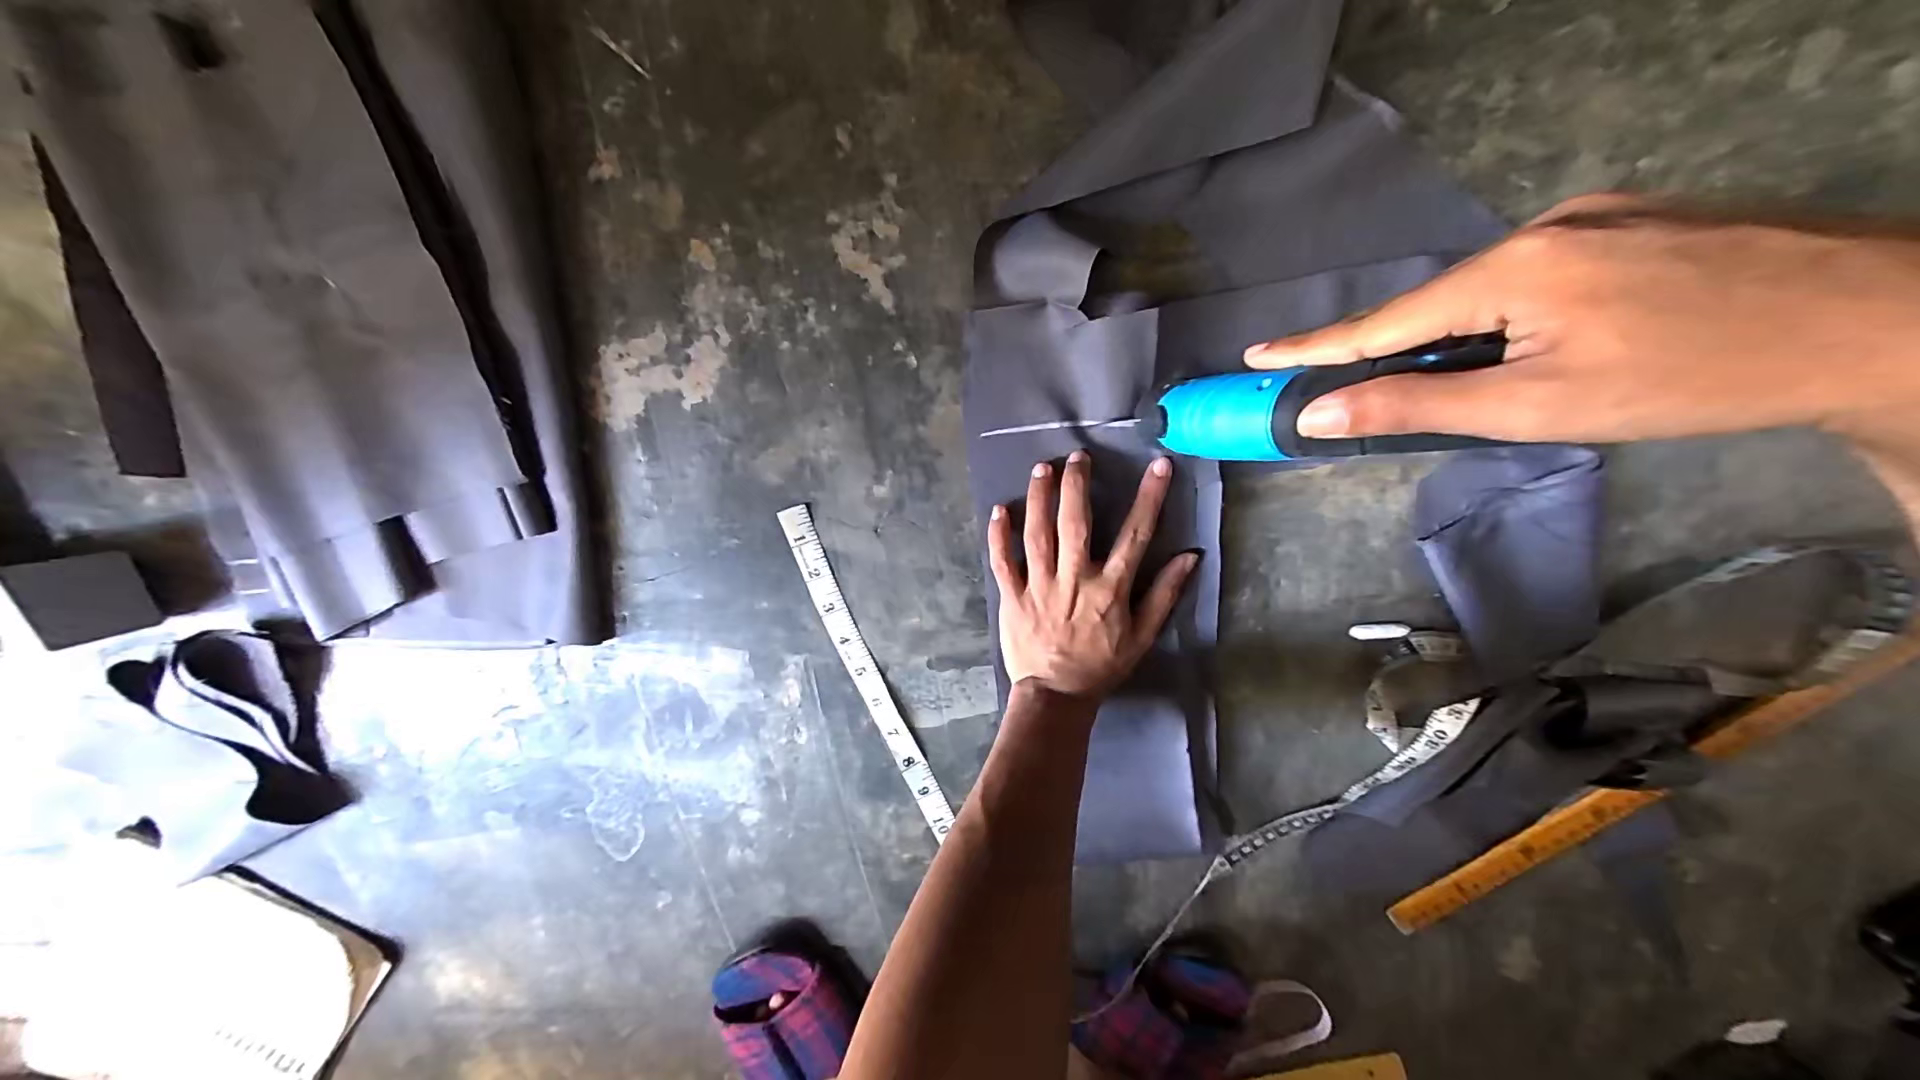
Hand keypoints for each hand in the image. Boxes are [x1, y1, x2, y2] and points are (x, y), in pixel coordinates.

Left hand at [989, 452, 1198, 698]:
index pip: (1135, 535)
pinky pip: (1002, 561)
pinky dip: (999, 535)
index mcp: (1111, 588)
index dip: (1149, 498)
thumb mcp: (1143, 636)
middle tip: (1077, 456)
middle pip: (1076, 523)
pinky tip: (999, 509)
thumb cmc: (1102, 665)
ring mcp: (1039, 587)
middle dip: (1077, 485)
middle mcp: (1075, 580)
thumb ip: (1165, 594)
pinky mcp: (1012, 597)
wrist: (1057, 696)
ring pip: (1037, 534)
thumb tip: (1189, 556)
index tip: (1158, 466)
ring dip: (1039, 498)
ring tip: (1042, 468)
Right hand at [1243, 194, 1919, 448]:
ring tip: (1484, 379)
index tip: (1257, 353)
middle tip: (1365, 388)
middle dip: (1395, 349)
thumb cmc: (1688, 379)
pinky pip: (1534, 273)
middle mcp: (1542, 229)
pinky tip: (1542, 341)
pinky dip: (1507, 314)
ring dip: (1459, 335)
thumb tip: (1318, 412)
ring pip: (1487, 289)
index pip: (1383, 322)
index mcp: (1512, 270)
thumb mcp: (1535, 407)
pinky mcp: (1631, 222)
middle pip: (1435, 303)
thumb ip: (1417, 406)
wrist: (1883, 323)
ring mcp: (1592, 218)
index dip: (1314, 345)